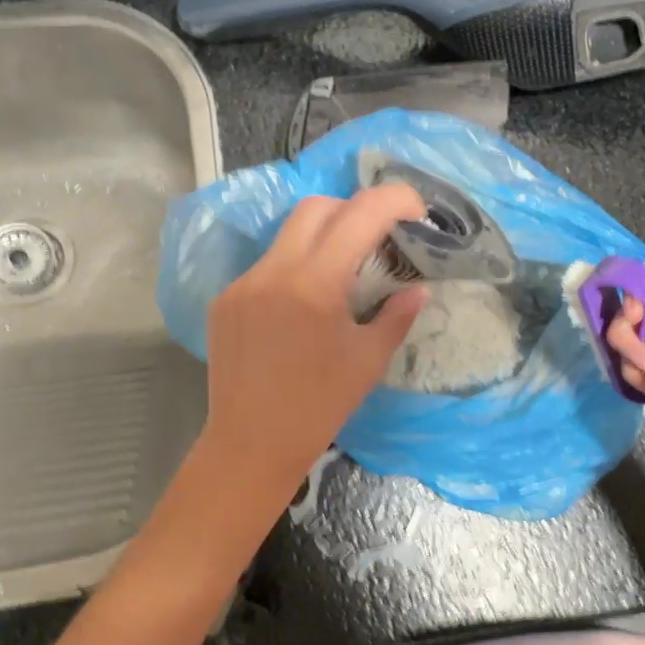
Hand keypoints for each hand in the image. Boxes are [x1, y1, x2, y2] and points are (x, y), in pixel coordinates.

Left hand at [200, 185, 429, 492]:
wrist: (251, 444)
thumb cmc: (319, 407)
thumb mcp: (369, 361)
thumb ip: (397, 315)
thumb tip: (419, 288)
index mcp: (315, 283)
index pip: (359, 213)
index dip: (394, 199)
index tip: (415, 210)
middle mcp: (274, 271)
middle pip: (318, 207)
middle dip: (354, 210)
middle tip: (378, 238)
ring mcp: (243, 283)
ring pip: (287, 234)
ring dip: (321, 238)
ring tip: (341, 271)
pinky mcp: (225, 299)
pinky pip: (266, 265)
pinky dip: (292, 269)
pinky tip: (301, 306)